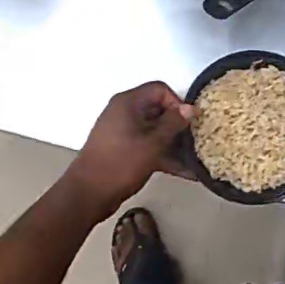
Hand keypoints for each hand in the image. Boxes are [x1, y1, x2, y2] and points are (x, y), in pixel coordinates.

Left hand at [63, 81, 195, 220]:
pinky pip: (149, 146)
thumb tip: (190, 108)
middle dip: (179, 126)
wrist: (88, 193)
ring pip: (155, 130)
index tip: (190, 122)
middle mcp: (125, 112)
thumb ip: (173, 124)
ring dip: (174, 144)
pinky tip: (185, 172)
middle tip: (196, 140)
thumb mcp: (152, 143)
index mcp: (128, 102)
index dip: (178, 103)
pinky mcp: (124, 149)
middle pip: (159, 110)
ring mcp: (123, 131)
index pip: (160, 90)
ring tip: (195, 159)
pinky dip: (164, 155)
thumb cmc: (120, 163)